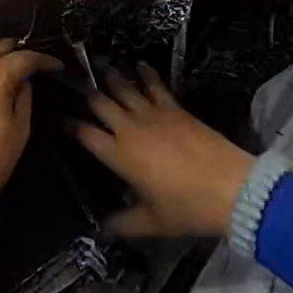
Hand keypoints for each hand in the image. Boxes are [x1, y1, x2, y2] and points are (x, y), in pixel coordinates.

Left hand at [0, 38, 62, 207]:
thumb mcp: (21, 125)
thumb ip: (25, 94)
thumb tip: (24, 81)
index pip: (26, 56)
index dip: (45, 60)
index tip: (57, 67)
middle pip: (1, 47)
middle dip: (21, 52)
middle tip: (37, 66)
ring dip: (1, 60)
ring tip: (18, 74)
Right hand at [72, 63, 255, 237]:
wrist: (230, 188)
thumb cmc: (187, 208)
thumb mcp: (152, 222)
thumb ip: (124, 222)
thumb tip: (103, 228)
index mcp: (120, 156)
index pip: (87, 135)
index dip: (71, 126)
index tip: (62, 120)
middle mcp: (131, 129)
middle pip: (102, 104)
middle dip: (87, 94)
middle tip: (75, 82)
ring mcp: (155, 115)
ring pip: (126, 89)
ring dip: (112, 77)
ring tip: (100, 64)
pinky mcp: (177, 109)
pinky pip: (157, 86)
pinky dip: (147, 74)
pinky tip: (141, 64)